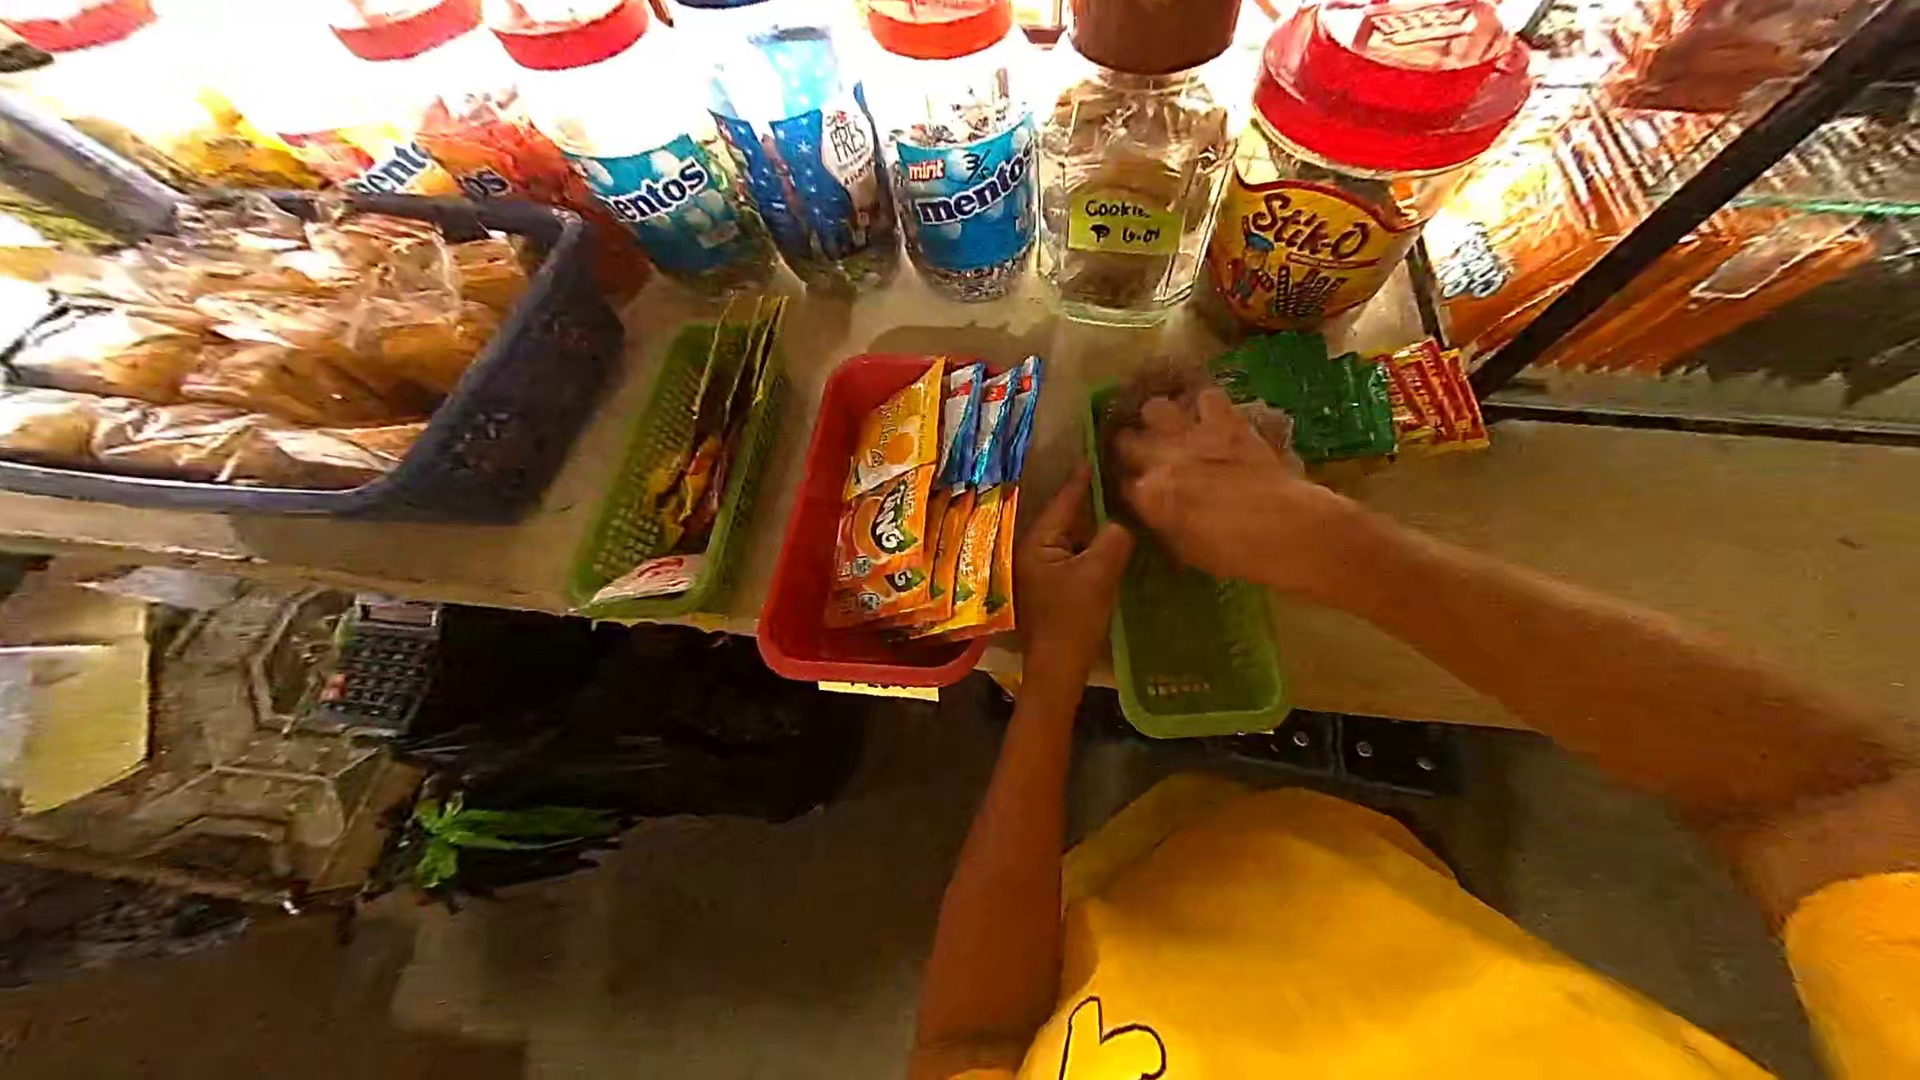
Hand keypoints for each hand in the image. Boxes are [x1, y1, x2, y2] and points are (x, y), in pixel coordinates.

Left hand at [1016, 461, 1133, 682]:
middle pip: (1065, 518)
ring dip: (1090, 526)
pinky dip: (1088, 548)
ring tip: (1117, 505)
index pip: (1063, 502)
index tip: (1094, 456)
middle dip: (1088, 501)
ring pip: (1069, 538)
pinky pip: (1071, 556)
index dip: (1081, 480)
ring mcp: (1037, 570)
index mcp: (1036, 542)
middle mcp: (1030, 550)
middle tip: (1115, 479)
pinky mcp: (1048, 586)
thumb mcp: (1098, 573)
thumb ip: (1113, 538)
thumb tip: (1121, 522)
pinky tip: (1108, 542)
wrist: (1058, 667)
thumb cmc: (1073, 619)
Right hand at [1112, 385, 1370, 598]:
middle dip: (1128, 446)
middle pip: (1126, 441)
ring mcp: (1193, 436)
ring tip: (1167, 425)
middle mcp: (1161, 460)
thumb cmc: (1234, 552)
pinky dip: (1204, 405)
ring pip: (1155, 408)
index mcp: (1148, 497)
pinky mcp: (1227, 422)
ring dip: (1158, 418)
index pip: (1118, 482)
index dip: (1122, 482)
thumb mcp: (1184, 549)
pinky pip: (1206, 397)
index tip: (1128, 486)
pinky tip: (1208, 414)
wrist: (1288, 530)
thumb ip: (1161, 522)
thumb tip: (1153, 510)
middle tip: (1138, 452)